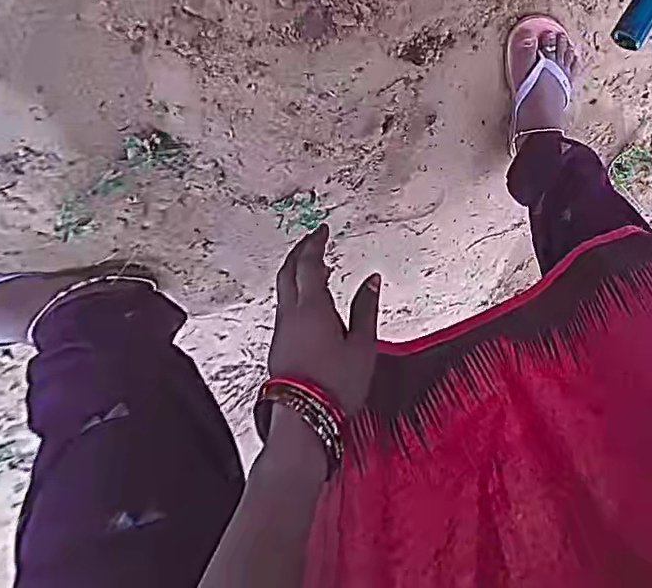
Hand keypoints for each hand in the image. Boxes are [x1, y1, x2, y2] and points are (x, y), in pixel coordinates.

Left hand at [269, 226, 380, 413]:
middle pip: (288, 270)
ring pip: (283, 288)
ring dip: (296, 271)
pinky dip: (295, 290)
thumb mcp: (362, 345)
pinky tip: (309, 300)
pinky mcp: (279, 344)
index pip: (308, 263)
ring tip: (315, 267)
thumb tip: (372, 281)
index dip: (314, 243)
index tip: (322, 230)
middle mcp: (291, 314)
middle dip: (299, 251)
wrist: (303, 421)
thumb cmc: (335, 384)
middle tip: (313, 240)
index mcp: (312, 307)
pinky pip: (285, 305)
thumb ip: (365, 309)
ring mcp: (282, 329)